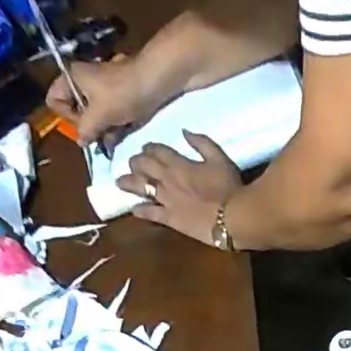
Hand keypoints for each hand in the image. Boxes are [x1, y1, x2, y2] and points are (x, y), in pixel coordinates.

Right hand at [46, 59, 173, 146]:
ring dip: (101, 131)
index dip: (65, 116)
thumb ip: (85, 130)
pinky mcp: (116, 101)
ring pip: (93, 118)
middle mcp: (83, 83)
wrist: (153, 82)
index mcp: (72, 78)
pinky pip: (108, 118)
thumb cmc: (121, 94)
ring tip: (112, 137)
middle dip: (87, 128)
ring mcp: (101, 93)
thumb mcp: (98, 115)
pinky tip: (119, 135)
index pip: (54, 100)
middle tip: (98, 135)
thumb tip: (80, 141)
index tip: (82, 124)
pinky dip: (112, 128)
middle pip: (74, 112)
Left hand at [120, 133, 242, 245]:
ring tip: (119, 182)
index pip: (157, 151)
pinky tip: (133, 209)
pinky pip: (150, 213)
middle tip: (131, 162)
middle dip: (135, 162)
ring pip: (141, 187)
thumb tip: (184, 131)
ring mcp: (166, 200)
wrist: (231, 217)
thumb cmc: (228, 187)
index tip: (145, 147)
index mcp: (179, 163)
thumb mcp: (219, 158)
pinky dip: (140, 210)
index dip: (149, 147)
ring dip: (129, 183)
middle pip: (144, 167)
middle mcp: (167, 179)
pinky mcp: (170, 219)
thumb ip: (201, 143)